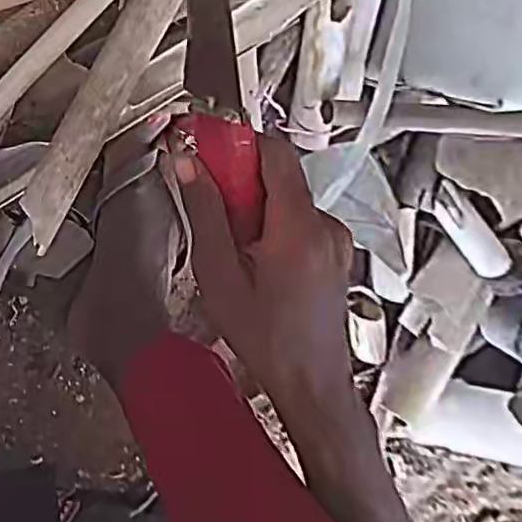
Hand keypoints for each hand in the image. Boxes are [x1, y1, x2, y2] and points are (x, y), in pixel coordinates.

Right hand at [170, 131, 354, 407]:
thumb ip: (204, 210)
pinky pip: (291, 214)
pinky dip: (263, 220)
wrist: (309, 382)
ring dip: (247, 204)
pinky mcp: (330, 250)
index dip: (235, 139)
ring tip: (227, 242)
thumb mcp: (218, 270)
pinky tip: (246, 252)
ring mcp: (332, 239)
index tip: (203, 140)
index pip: (274, 152)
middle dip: (234, 179)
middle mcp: (325, 227)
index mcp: (300, 228)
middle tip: (205, 199)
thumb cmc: (268, 337)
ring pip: (280, 195)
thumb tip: (189, 165)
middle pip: (274, 173)